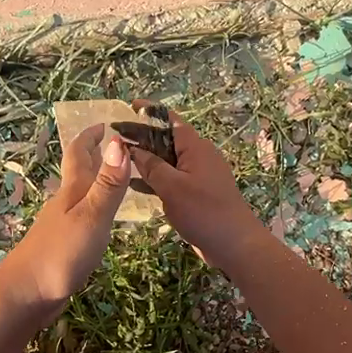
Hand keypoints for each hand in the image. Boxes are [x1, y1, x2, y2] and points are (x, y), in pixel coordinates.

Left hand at [0, 124, 129, 315]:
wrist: (26, 295)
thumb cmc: (61, 253)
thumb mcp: (92, 216)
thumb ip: (108, 184)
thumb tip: (120, 143)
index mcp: (72, 189)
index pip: (79, 152)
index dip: (90, 136)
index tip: (105, 123)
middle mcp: (65, 201)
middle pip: (78, 169)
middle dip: (94, 153)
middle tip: (114, 143)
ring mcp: (62, 223)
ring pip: (80, 192)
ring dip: (96, 179)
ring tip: (116, 176)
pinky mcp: (63, 244)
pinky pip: (82, 214)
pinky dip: (94, 205)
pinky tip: (102, 216)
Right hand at [123, 108, 266, 269]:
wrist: (235, 245)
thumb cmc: (204, 211)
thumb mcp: (172, 187)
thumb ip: (151, 166)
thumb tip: (132, 149)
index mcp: (195, 147)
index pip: (170, 120)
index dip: (150, 112)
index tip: (129, 106)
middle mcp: (198, 156)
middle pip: (167, 139)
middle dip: (143, 137)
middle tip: (116, 139)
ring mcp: (198, 175)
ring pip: (168, 161)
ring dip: (147, 160)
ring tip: (120, 160)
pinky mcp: (197, 193)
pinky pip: (172, 179)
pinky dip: (155, 179)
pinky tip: (134, 185)